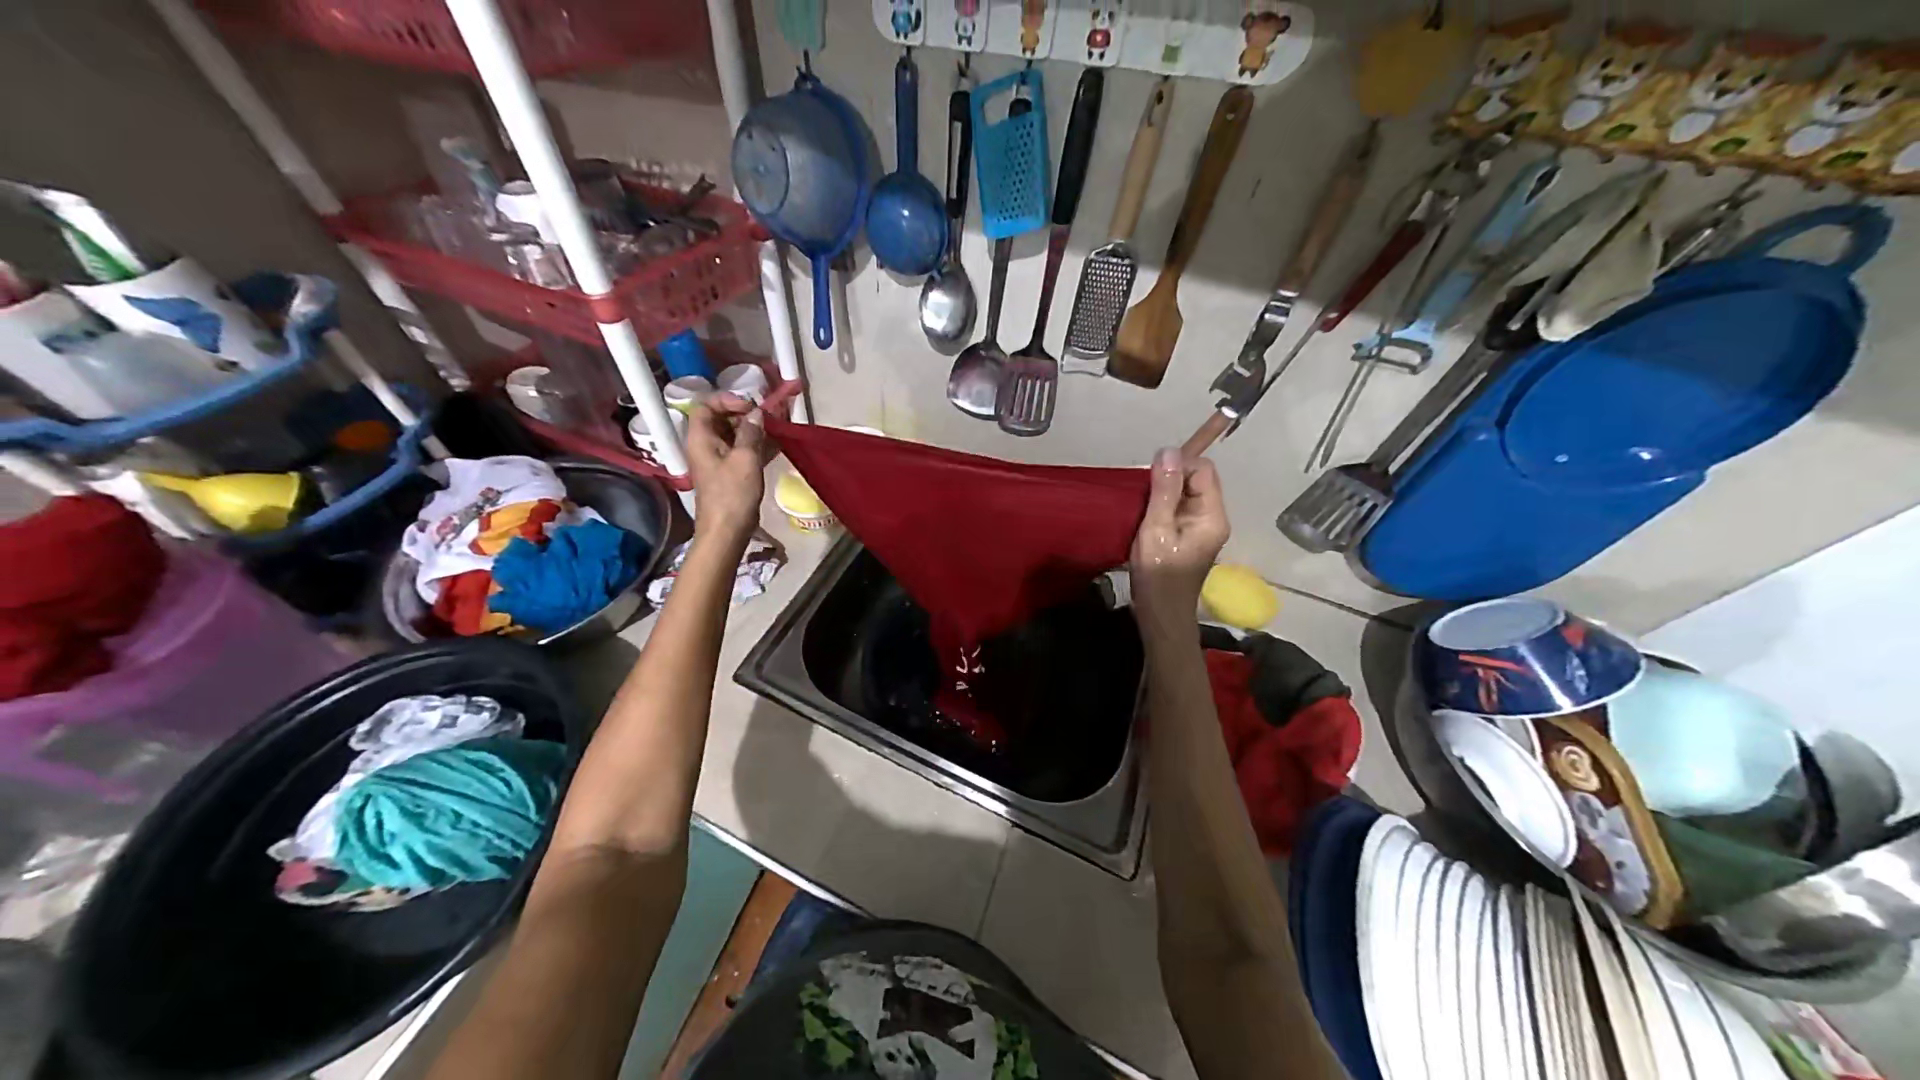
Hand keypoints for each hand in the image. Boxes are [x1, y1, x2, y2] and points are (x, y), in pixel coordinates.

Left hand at [686, 392, 771, 541]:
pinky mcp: (730, 473)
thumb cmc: (733, 494)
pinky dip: (756, 445)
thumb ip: (751, 432)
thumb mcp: (745, 459)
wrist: (726, 532)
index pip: (705, 405)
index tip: (750, 407)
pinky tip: (776, 445)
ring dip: (754, 430)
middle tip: (768, 417)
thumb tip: (756, 413)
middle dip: (745, 415)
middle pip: (721, 419)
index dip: (726, 400)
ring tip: (776, 429)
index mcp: (701, 438)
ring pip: (734, 435)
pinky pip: (742, 451)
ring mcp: (718, 460)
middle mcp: (706, 446)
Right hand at [1130, 448, 1228, 630]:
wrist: (1161, 616)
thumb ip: (1164, 490)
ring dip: (1162, 494)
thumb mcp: (1156, 529)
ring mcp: (1201, 528)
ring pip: (1184, 494)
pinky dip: (1160, 507)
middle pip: (1196, 480)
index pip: (1203, 469)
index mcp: (1212, 515)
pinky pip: (1177, 509)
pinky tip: (1143, 518)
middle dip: (1168, 479)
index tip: (1149, 479)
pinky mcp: (1188, 537)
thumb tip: (1168, 450)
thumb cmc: (1158, 576)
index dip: (1178, 465)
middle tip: (1141, 494)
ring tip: (1140, 506)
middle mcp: (1213, 518)